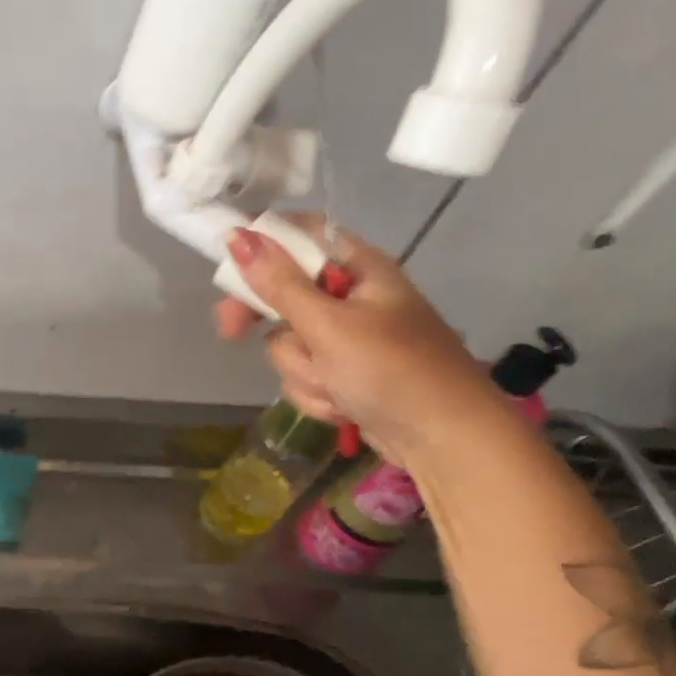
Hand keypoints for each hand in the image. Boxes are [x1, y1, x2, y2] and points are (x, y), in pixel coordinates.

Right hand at [213, 217, 502, 463]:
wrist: (446, 441)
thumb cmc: (394, 371)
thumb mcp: (329, 325)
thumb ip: (278, 283)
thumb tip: (236, 235)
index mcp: (360, 269)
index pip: (302, 236)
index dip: (264, 245)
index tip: (229, 267)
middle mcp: (352, 298)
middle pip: (283, 294)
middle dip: (270, 325)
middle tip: (232, 332)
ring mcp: (348, 340)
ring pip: (288, 343)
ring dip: (302, 369)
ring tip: (335, 386)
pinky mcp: (344, 376)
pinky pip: (304, 375)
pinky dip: (315, 393)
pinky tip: (341, 407)